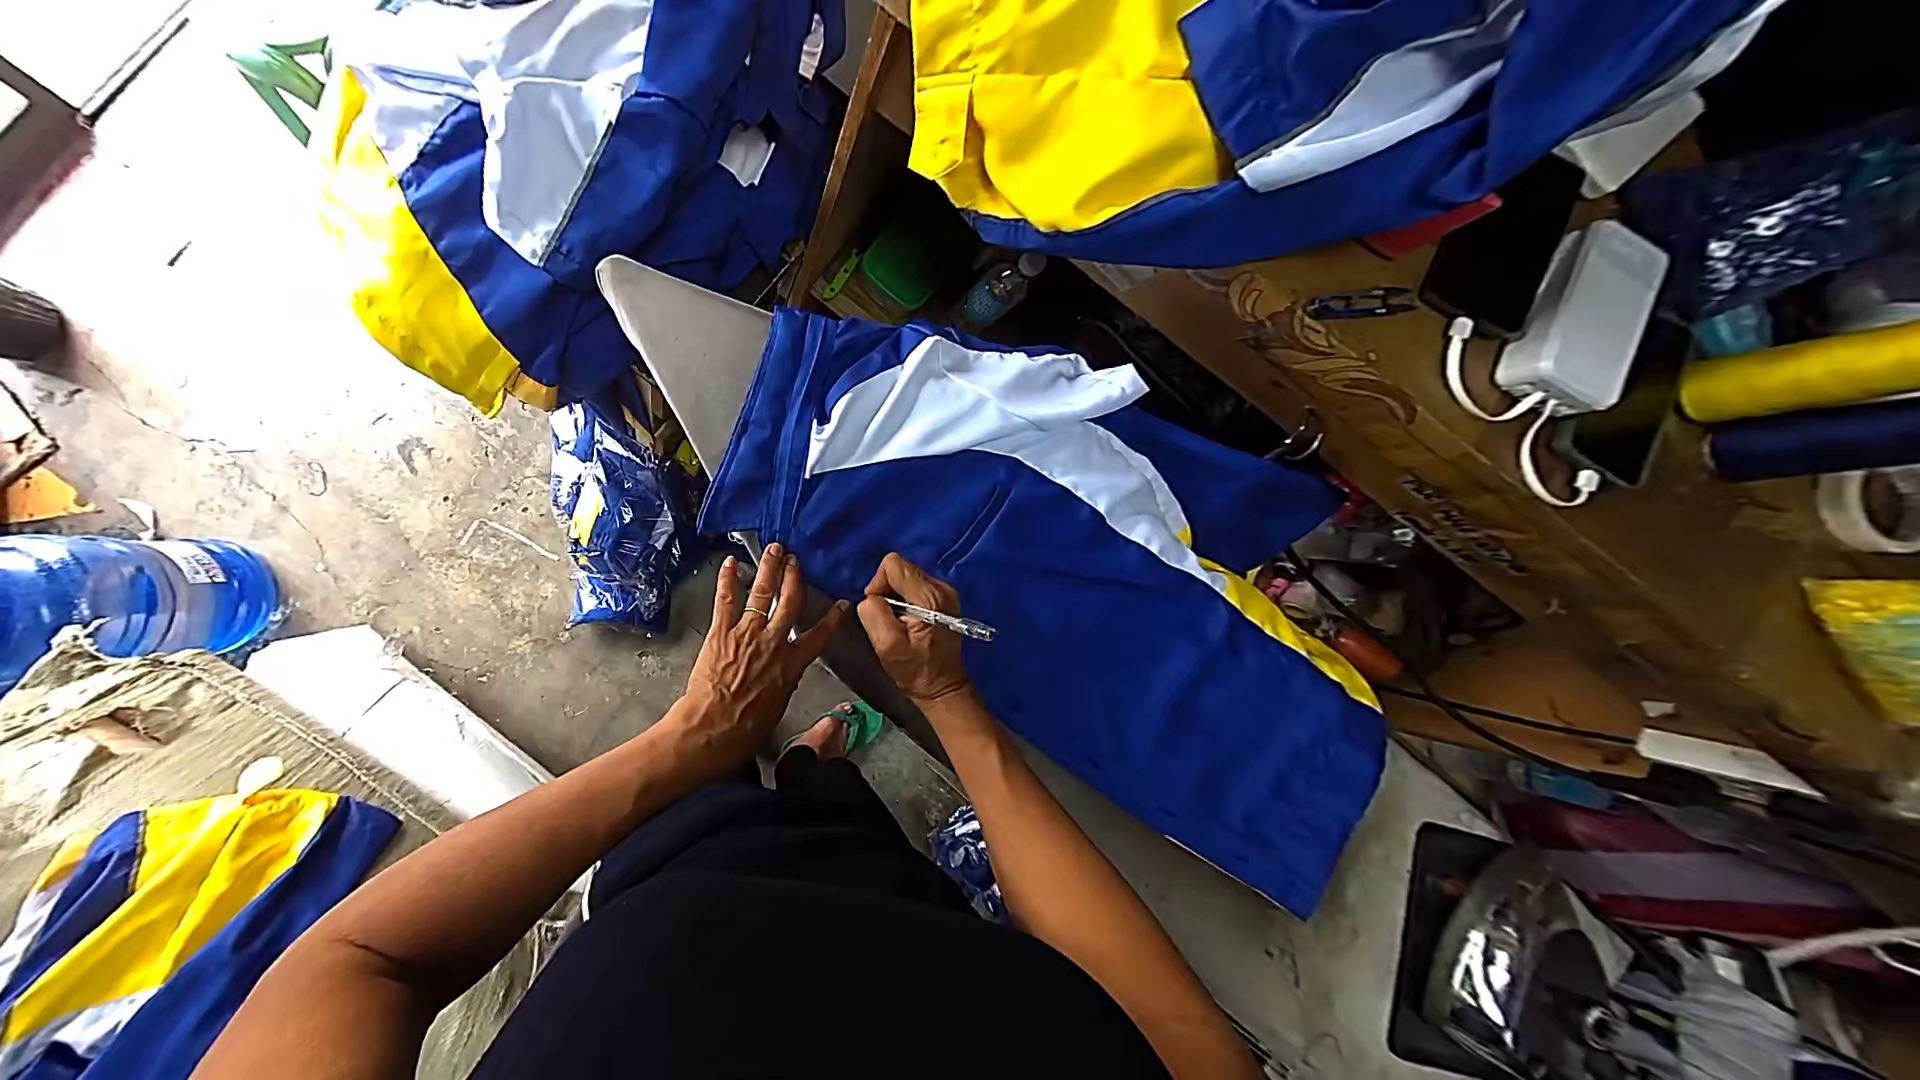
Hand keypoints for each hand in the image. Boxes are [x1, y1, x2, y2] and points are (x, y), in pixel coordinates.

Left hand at [672, 544, 847, 776]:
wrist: (711, 730)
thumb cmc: (745, 730)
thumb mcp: (779, 707)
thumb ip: (786, 682)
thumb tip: (787, 672)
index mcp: (792, 665)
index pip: (820, 636)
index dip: (834, 618)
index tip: (842, 604)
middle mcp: (774, 643)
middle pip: (790, 602)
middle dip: (795, 577)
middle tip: (796, 559)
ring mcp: (747, 635)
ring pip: (763, 594)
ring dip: (770, 569)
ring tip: (775, 550)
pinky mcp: (721, 634)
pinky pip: (726, 601)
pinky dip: (729, 580)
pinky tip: (731, 563)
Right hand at [856, 553, 972, 705]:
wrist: (942, 685)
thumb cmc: (915, 670)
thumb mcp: (887, 646)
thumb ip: (874, 614)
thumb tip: (871, 597)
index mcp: (931, 597)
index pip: (894, 565)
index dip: (878, 583)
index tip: (878, 608)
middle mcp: (942, 587)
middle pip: (901, 569)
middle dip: (887, 590)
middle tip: (889, 619)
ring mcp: (946, 591)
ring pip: (907, 577)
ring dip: (896, 596)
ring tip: (899, 622)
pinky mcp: (944, 597)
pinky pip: (914, 586)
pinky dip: (905, 600)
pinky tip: (908, 621)